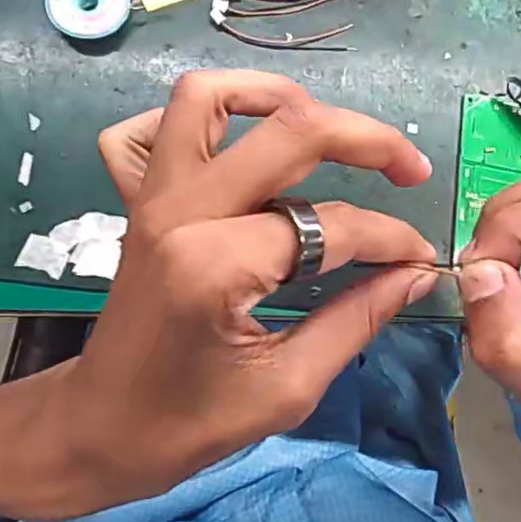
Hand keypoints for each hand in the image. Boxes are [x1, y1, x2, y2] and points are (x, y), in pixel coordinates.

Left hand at [1, 70, 438, 520]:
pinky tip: (226, 147)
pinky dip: (187, 124)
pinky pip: (143, 133)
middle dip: (364, 136)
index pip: (331, 225)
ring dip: (269, 95)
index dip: (391, 238)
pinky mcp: (136, 202)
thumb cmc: (188, 424)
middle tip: (407, 167)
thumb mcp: (287, 387)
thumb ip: (356, 318)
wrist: (100, 426)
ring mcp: (151, 198)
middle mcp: (181, 211)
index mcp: (217, 263)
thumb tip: (414, 271)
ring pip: (203, 97)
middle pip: (286, 129)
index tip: (420, 258)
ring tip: (320, 127)